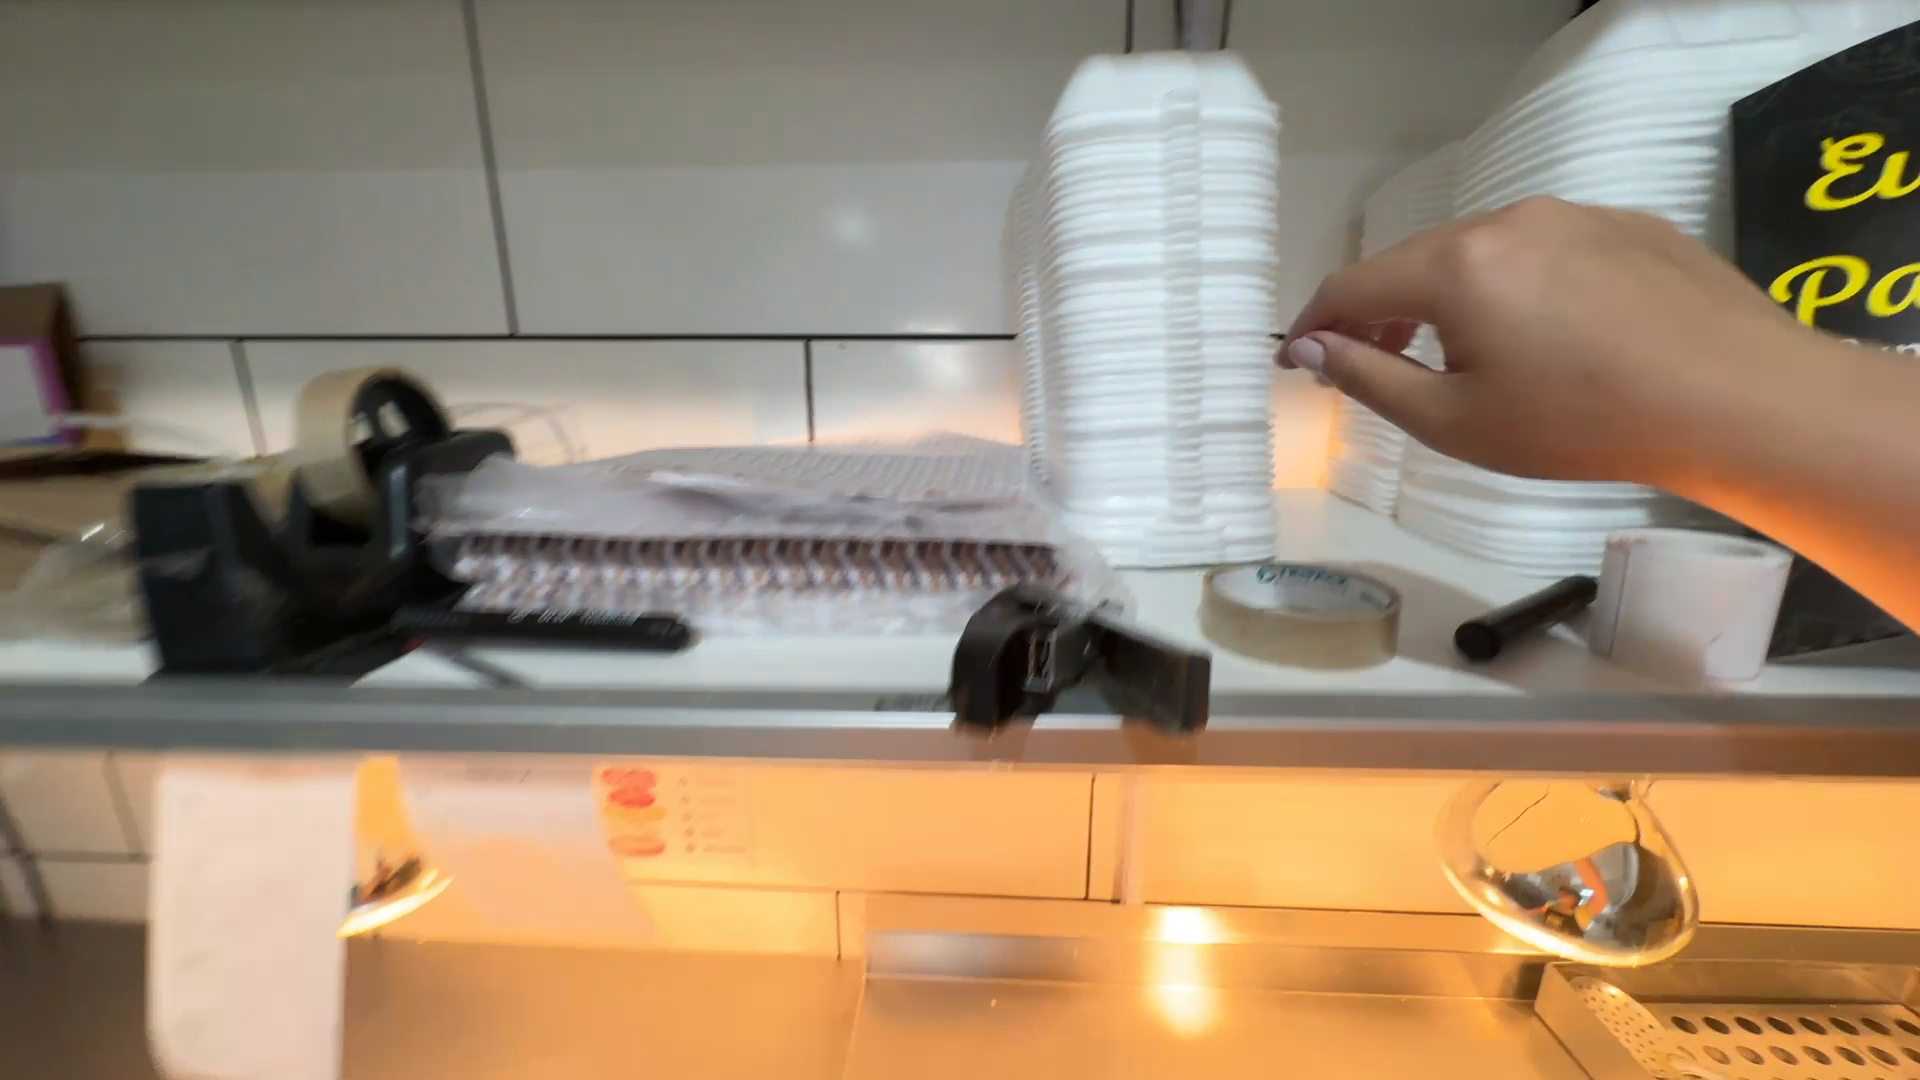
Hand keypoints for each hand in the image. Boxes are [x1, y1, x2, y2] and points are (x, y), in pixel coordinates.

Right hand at [1281, 196, 1824, 490]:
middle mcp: (1506, 221)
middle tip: (1355, 362)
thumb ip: (1365, 376)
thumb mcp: (1447, 417)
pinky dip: (1491, 284)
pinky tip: (1514, 328)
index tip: (1293, 360)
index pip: (1351, 286)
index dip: (1311, 323)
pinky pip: (1527, 247)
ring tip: (1429, 348)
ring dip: (1427, 296)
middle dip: (1367, 311)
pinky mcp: (1621, 223)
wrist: (1739, 402)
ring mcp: (1570, 214)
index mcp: (1456, 267)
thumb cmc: (1572, 423)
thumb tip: (1309, 349)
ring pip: (1466, 251)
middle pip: (1406, 262)